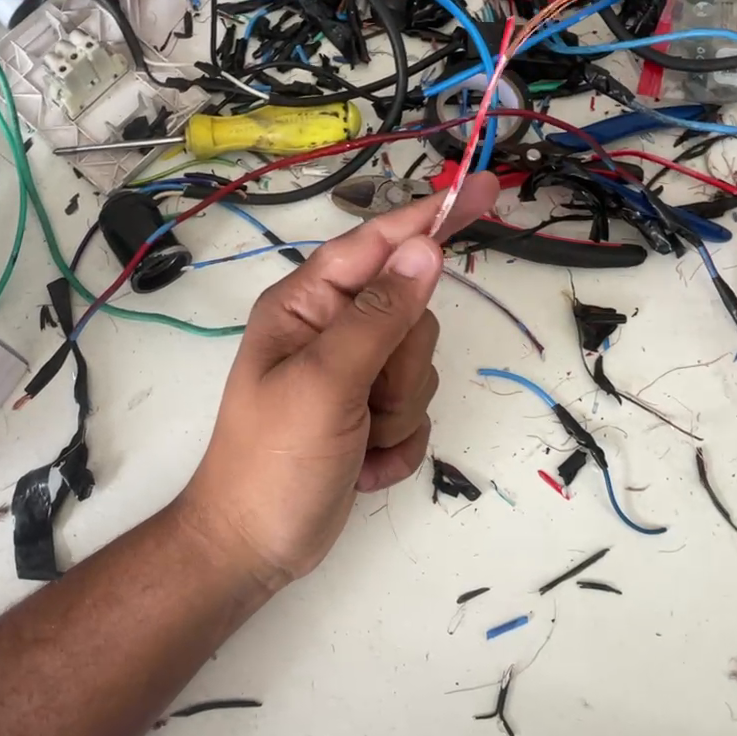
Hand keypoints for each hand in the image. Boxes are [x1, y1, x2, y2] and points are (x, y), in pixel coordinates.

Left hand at [170, 174, 500, 590]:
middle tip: (364, 404)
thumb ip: (378, 316)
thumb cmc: (272, 460)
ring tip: (354, 441)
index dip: (429, 218)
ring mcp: (354, 375)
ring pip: (421, 368)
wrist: (254, 545)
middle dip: (401, 369)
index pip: (377, 245)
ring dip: (397, 415)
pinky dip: (396, 446)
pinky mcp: (370, 415)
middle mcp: (334, 331)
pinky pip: (417, 413)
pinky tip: (359, 464)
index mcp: (307, 306)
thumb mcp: (324, 384)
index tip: (483, 190)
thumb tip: (424, 248)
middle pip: (413, 315)